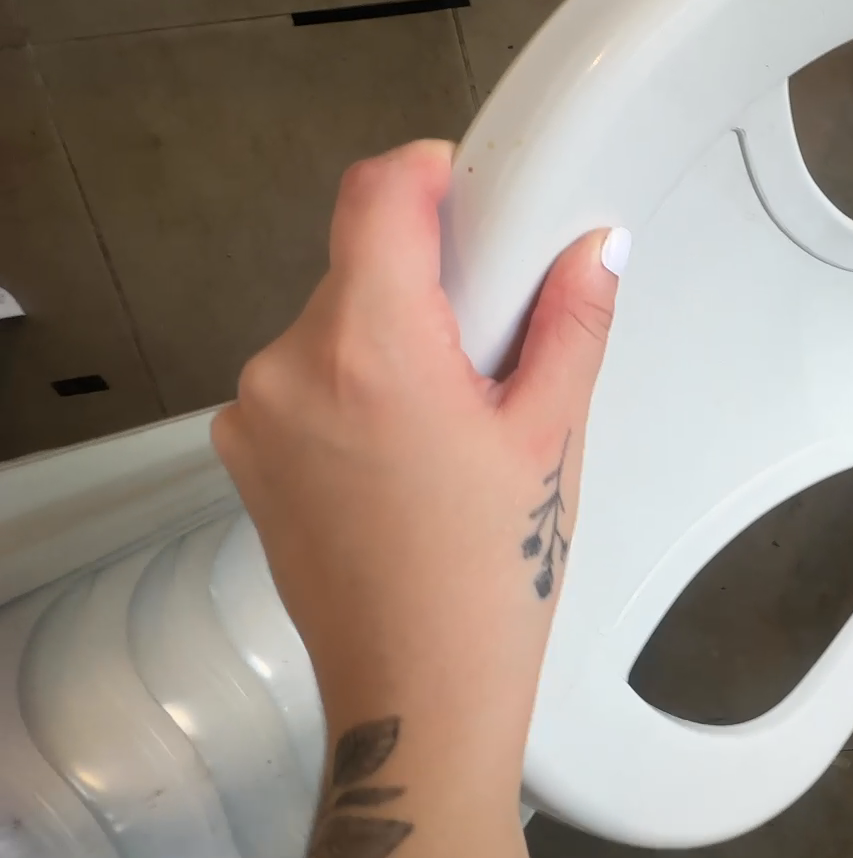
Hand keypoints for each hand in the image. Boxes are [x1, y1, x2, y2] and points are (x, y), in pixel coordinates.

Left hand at [212, 140, 624, 733]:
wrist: (422, 684)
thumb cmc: (497, 567)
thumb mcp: (553, 434)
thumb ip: (573, 325)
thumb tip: (597, 249)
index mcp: (370, 352)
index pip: (377, 197)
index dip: (436, 173)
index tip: (488, 194)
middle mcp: (285, 368)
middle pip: (365, 262)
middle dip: (446, 279)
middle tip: (513, 345)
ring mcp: (255, 414)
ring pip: (343, 320)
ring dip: (413, 333)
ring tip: (475, 416)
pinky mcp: (251, 451)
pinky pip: (317, 373)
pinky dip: (375, 376)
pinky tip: (427, 448)